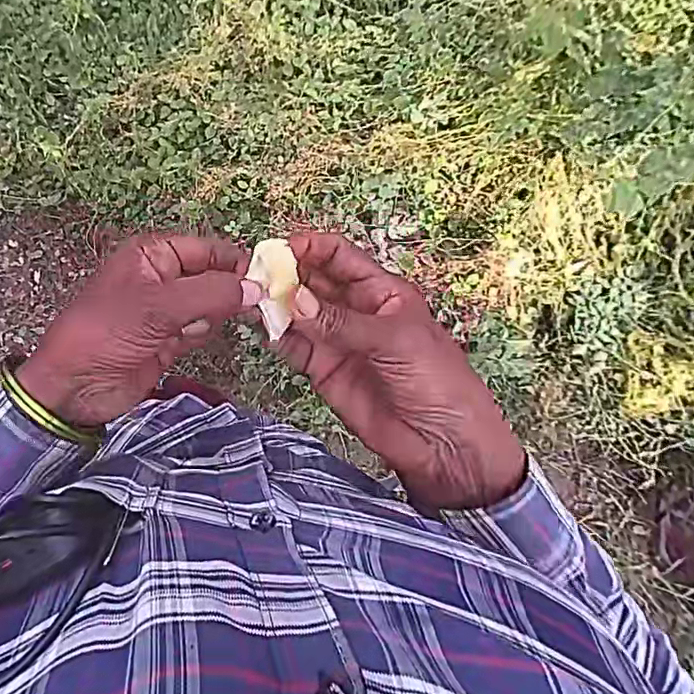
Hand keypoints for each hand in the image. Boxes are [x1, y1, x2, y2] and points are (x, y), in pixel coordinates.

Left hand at [17, 235, 262, 427]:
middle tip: (267, 301)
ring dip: (224, 311)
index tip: (268, 276)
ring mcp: (164, 313)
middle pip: (209, 276)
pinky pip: (199, 330)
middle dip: (234, 288)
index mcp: (150, 256)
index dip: (234, 260)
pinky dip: (210, 331)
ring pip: (208, 305)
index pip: (203, 249)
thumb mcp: (157, 306)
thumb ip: (209, 294)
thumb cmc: (106, 332)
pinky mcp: (167, 342)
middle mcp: (160, 279)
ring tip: (251, 317)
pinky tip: (224, 332)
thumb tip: (255, 287)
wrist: (73, 385)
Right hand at [275, 233, 524, 510]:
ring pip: (296, 313)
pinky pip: (292, 346)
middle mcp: (353, 310)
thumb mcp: (395, 341)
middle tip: (256, 273)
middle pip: (311, 281)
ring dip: (274, 304)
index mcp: (380, 292)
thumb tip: (295, 299)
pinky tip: (261, 328)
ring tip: (250, 298)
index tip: (280, 248)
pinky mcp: (321, 369)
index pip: (339, 256)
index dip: (310, 248)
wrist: (443, 445)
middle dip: (284, 274)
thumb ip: (341, 322)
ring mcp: (335, 340)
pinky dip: (274, 336)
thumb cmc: (439, 382)